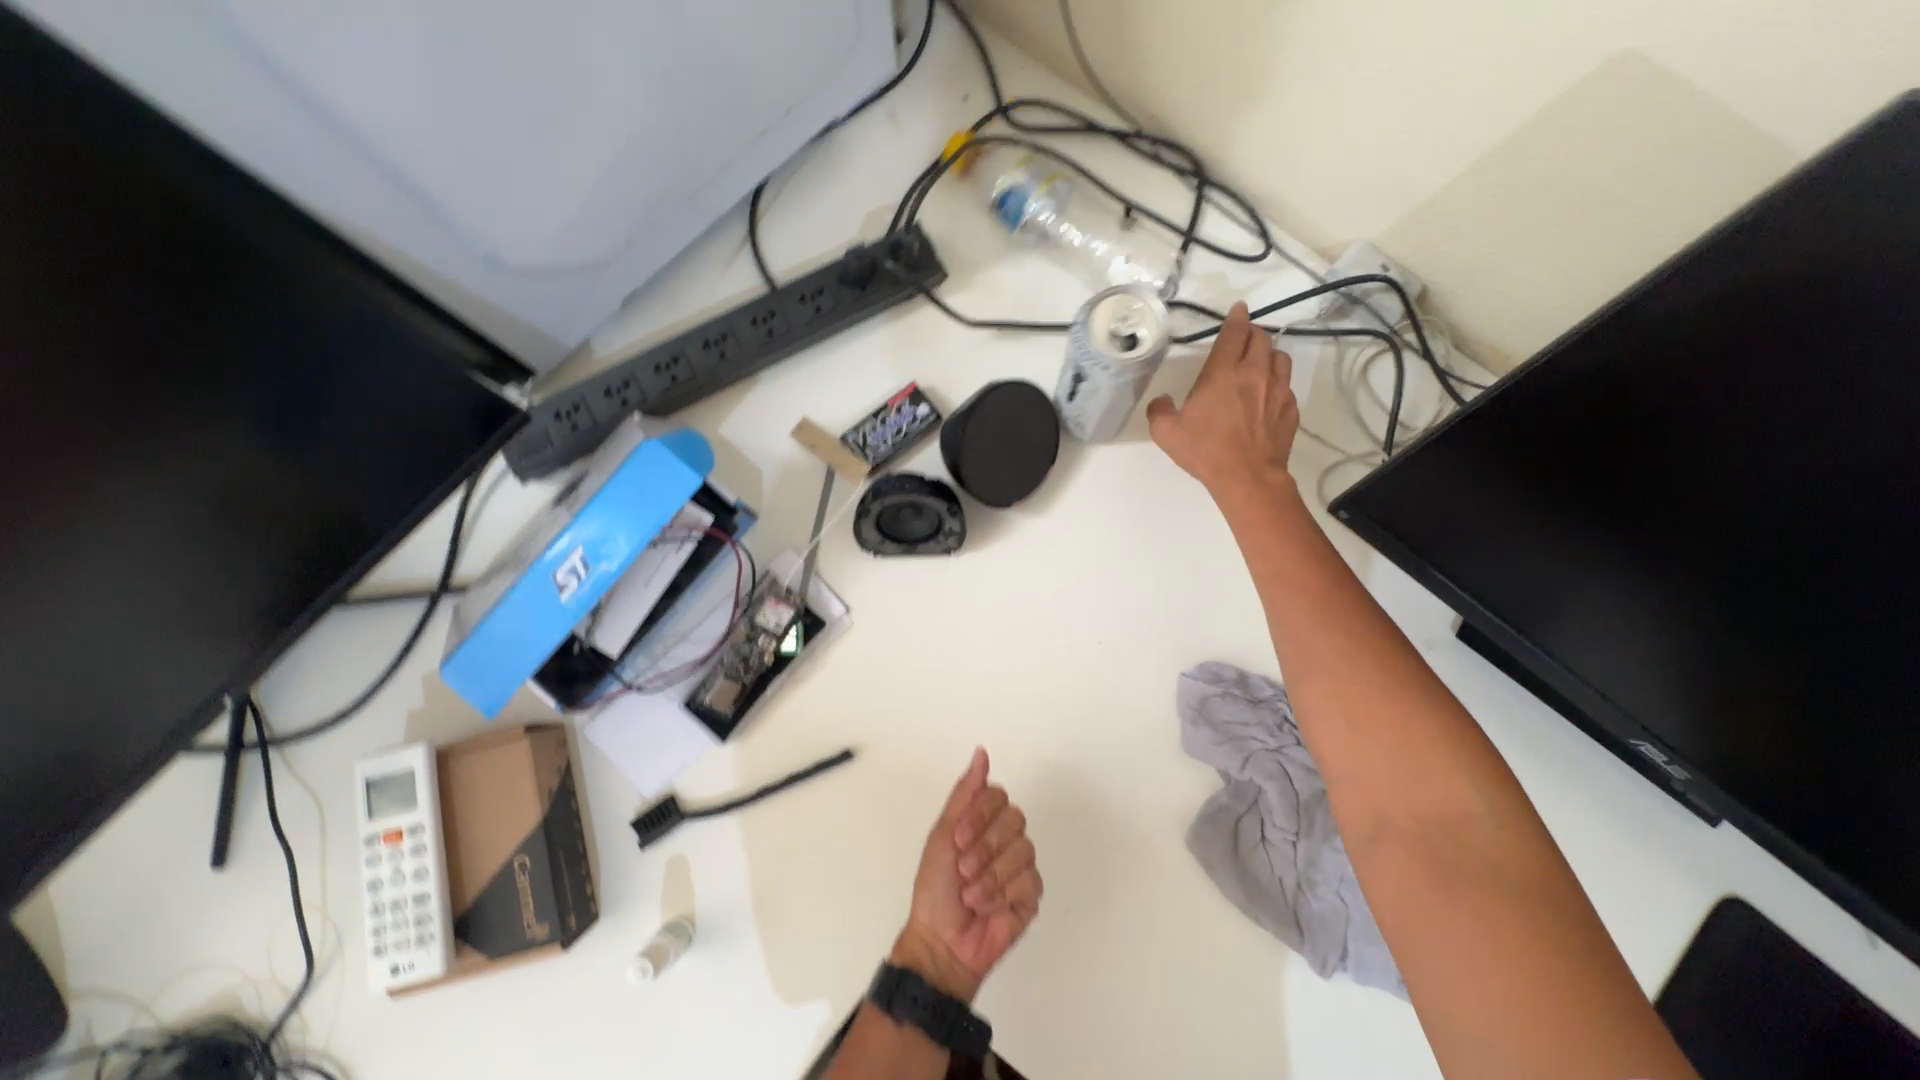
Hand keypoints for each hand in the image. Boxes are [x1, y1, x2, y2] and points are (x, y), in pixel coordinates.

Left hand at [891, 749, 1042, 1004]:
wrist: (942, 940)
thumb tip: (981, 753)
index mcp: (981, 822)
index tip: (958, 840)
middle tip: (964, 870)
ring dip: (990, 876)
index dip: (979, 817)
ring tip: (971, 895)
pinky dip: (1003, 895)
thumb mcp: (942, 835)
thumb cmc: (935, 890)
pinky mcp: (1031, 894)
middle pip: (1014, 819)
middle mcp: (1003, 839)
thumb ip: (965, 793)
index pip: (998, 796)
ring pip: (1023, 850)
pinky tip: (988, 907)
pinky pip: (1030, 880)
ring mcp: (1019, 866)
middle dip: (985, 847)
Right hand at [1147, 301, 1299, 505]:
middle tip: (1244, 338)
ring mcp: (1277, 390)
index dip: (1237, 317)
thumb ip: (1159, 411)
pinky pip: (1287, 385)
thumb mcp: (1167, 433)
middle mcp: (1254, 374)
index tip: (1239, 309)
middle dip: (1252, 333)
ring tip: (1260, 362)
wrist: (1247, 477)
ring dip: (1268, 354)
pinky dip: (1277, 382)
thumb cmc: (1206, 451)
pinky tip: (1268, 395)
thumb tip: (1162, 401)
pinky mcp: (1290, 409)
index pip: (1234, 333)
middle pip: (1261, 339)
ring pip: (1280, 357)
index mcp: (1222, 373)